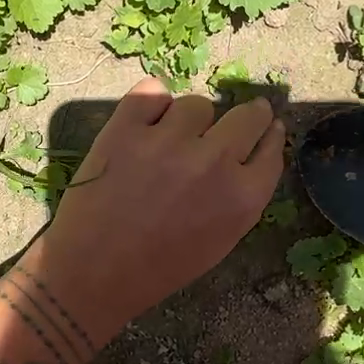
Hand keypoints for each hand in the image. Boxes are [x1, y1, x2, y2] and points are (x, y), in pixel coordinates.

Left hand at [26, 77, 284, 345]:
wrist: (92, 272)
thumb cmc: (159, 267)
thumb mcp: (220, 241)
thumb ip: (241, 196)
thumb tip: (255, 150)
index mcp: (242, 198)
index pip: (272, 149)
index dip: (269, 136)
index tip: (266, 128)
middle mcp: (214, 162)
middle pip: (247, 116)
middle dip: (248, 114)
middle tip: (236, 119)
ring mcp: (169, 141)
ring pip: (197, 105)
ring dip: (189, 119)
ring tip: (170, 142)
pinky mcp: (127, 128)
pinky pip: (152, 91)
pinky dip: (151, 103)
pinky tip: (146, 123)